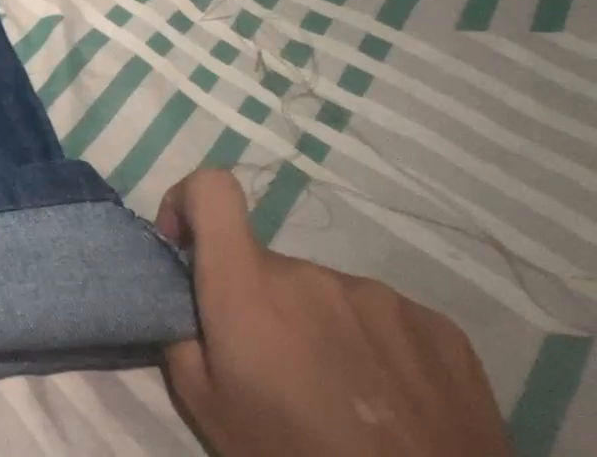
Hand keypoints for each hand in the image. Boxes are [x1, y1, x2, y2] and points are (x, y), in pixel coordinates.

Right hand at [157, 170, 512, 456]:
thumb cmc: (292, 452)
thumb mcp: (203, 402)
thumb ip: (181, 332)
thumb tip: (188, 301)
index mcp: (246, 284)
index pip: (211, 189)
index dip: (188, 203)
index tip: (186, 247)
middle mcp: (311, 274)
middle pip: (265, 264)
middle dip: (257, 302)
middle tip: (270, 367)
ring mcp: (382, 298)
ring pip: (323, 294)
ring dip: (315, 326)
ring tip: (336, 391)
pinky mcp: (439, 328)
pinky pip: (380, 317)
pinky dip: (368, 344)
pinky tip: (384, 397)